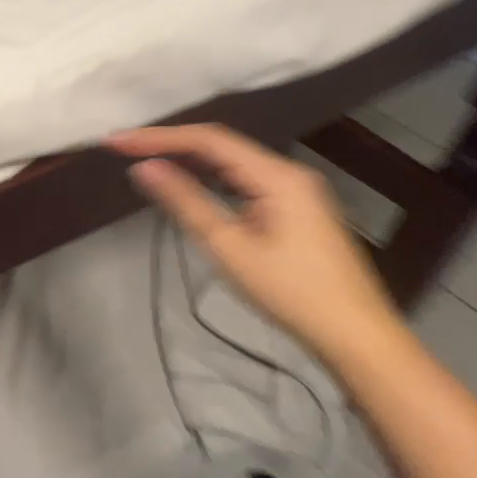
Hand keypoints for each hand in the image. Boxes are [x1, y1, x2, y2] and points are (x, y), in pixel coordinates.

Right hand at [105, 123, 402, 359]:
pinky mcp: (296, 209)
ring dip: (188, 158)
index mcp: (278, 176)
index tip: (116, 142)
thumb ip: (184, 201)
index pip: (207, 139)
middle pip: (219, 144)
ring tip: (145, 160)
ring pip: (231, 161)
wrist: (361, 341)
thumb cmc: (292, 292)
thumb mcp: (228, 246)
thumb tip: (142, 167)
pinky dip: (210, 176)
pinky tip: (188, 182)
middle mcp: (289, 173)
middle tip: (123, 148)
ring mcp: (297, 191)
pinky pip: (243, 178)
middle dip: (169, 143)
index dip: (157, 137)